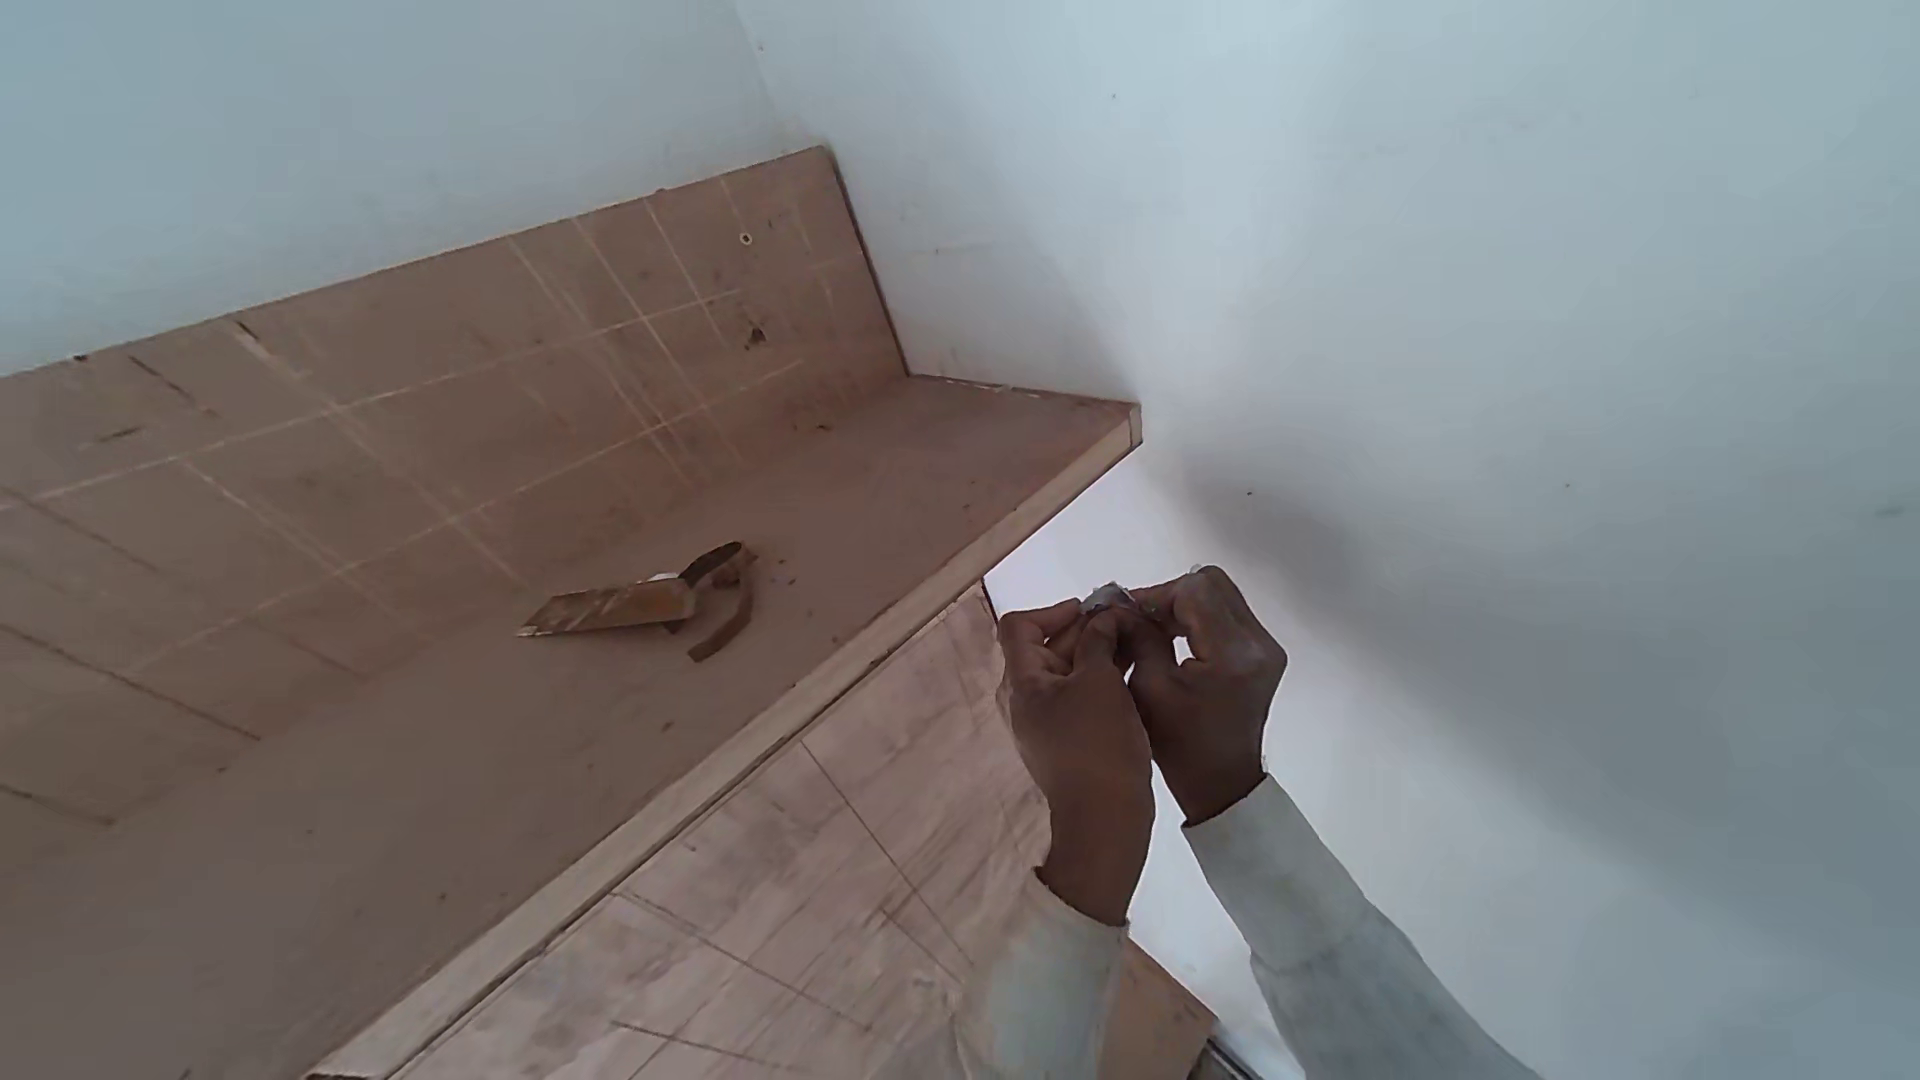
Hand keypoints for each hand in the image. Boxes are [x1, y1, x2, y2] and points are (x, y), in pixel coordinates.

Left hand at [998, 599, 1154, 925]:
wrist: (1105, 820)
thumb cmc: (1097, 744)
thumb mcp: (1099, 682)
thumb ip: (1097, 641)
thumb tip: (1101, 617)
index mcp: (1022, 682)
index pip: (1018, 626)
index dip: (1052, 611)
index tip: (1090, 611)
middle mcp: (1027, 698)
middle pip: (1047, 646)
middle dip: (1084, 629)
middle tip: (1125, 620)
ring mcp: (1047, 720)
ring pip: (1068, 671)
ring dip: (1097, 652)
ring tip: (1135, 641)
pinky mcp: (1068, 737)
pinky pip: (1080, 695)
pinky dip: (1101, 678)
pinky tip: (1132, 672)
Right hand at [1122, 566, 1287, 825]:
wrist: (1221, 781)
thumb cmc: (1179, 744)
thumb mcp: (1148, 687)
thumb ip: (1139, 636)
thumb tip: (1121, 605)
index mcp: (1232, 654)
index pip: (1194, 591)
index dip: (1155, 595)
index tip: (1125, 612)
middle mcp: (1258, 642)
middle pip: (1210, 583)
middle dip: (1169, 595)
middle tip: (1140, 618)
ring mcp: (1265, 646)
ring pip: (1218, 592)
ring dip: (1182, 603)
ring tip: (1153, 626)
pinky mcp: (1262, 651)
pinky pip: (1225, 611)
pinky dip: (1195, 615)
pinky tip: (1173, 636)